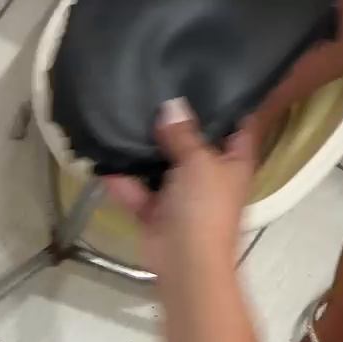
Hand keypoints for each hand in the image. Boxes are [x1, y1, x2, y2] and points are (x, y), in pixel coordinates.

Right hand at [100, 99, 256, 278]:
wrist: (186, 264)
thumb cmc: (204, 208)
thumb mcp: (199, 160)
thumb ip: (183, 133)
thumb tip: (171, 106)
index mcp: (234, 160)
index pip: (236, 123)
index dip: (224, 101)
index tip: (204, 77)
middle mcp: (209, 176)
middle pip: (192, 144)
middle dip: (174, 125)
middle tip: (153, 93)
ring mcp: (181, 197)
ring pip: (161, 170)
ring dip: (143, 153)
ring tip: (124, 121)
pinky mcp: (156, 216)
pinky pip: (138, 194)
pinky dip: (124, 184)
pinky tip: (105, 163)